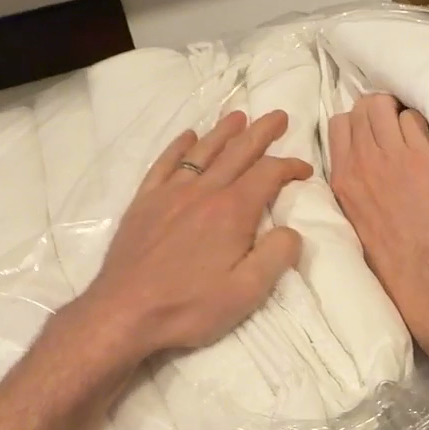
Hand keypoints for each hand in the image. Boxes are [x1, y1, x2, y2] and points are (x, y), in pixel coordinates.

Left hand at [71, 110, 310, 362]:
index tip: (305, 170)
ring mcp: (170, 195)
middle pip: (237, 152)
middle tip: (279, 116)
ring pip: (202, 152)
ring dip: (223, 131)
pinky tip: (187, 137)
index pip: (269, 174)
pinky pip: (164, 165)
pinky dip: (178, 147)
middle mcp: (203, 193)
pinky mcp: (144, 204)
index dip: (291, 167)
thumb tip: (292, 230)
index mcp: (232, 212)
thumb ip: (277, 256)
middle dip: (261, 132)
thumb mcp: (248, 291)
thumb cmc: (190, 306)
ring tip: (239, 116)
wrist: (123, 313)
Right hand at [327, 94, 428, 297]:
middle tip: (390, 126)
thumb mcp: (349, 211)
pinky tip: (424, 143)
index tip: (368, 133)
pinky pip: (415, 119)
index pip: (339, 123)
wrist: (418, 263)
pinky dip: (418, 125)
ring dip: (396, 113)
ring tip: (406, 130)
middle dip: (376, 111)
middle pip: (362, 108)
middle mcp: (363, 160)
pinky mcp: (423, 158)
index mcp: (342, 175)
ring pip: (385, 106)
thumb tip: (355, 156)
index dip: (355, 122)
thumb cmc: (384, 247)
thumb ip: (349, 179)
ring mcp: (394, 156)